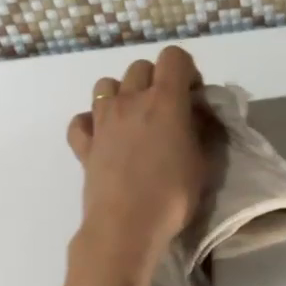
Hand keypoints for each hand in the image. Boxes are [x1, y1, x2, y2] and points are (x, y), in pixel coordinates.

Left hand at [65, 46, 220, 279]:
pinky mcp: (84, 145)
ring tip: (134, 120)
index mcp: (165, 100)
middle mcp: (130, 100)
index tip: (193, 97)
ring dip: (122, 94)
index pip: (175, 58)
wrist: (126, 227)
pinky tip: (103, 138)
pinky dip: (91, 123)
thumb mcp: (203, 166)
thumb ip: (202, 134)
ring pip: (106, 85)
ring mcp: (102, 120)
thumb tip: (197, 119)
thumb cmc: (172, 197)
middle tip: (167, 111)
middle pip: (140, 67)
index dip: (187, 71)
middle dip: (156, 81)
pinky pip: (82, 120)